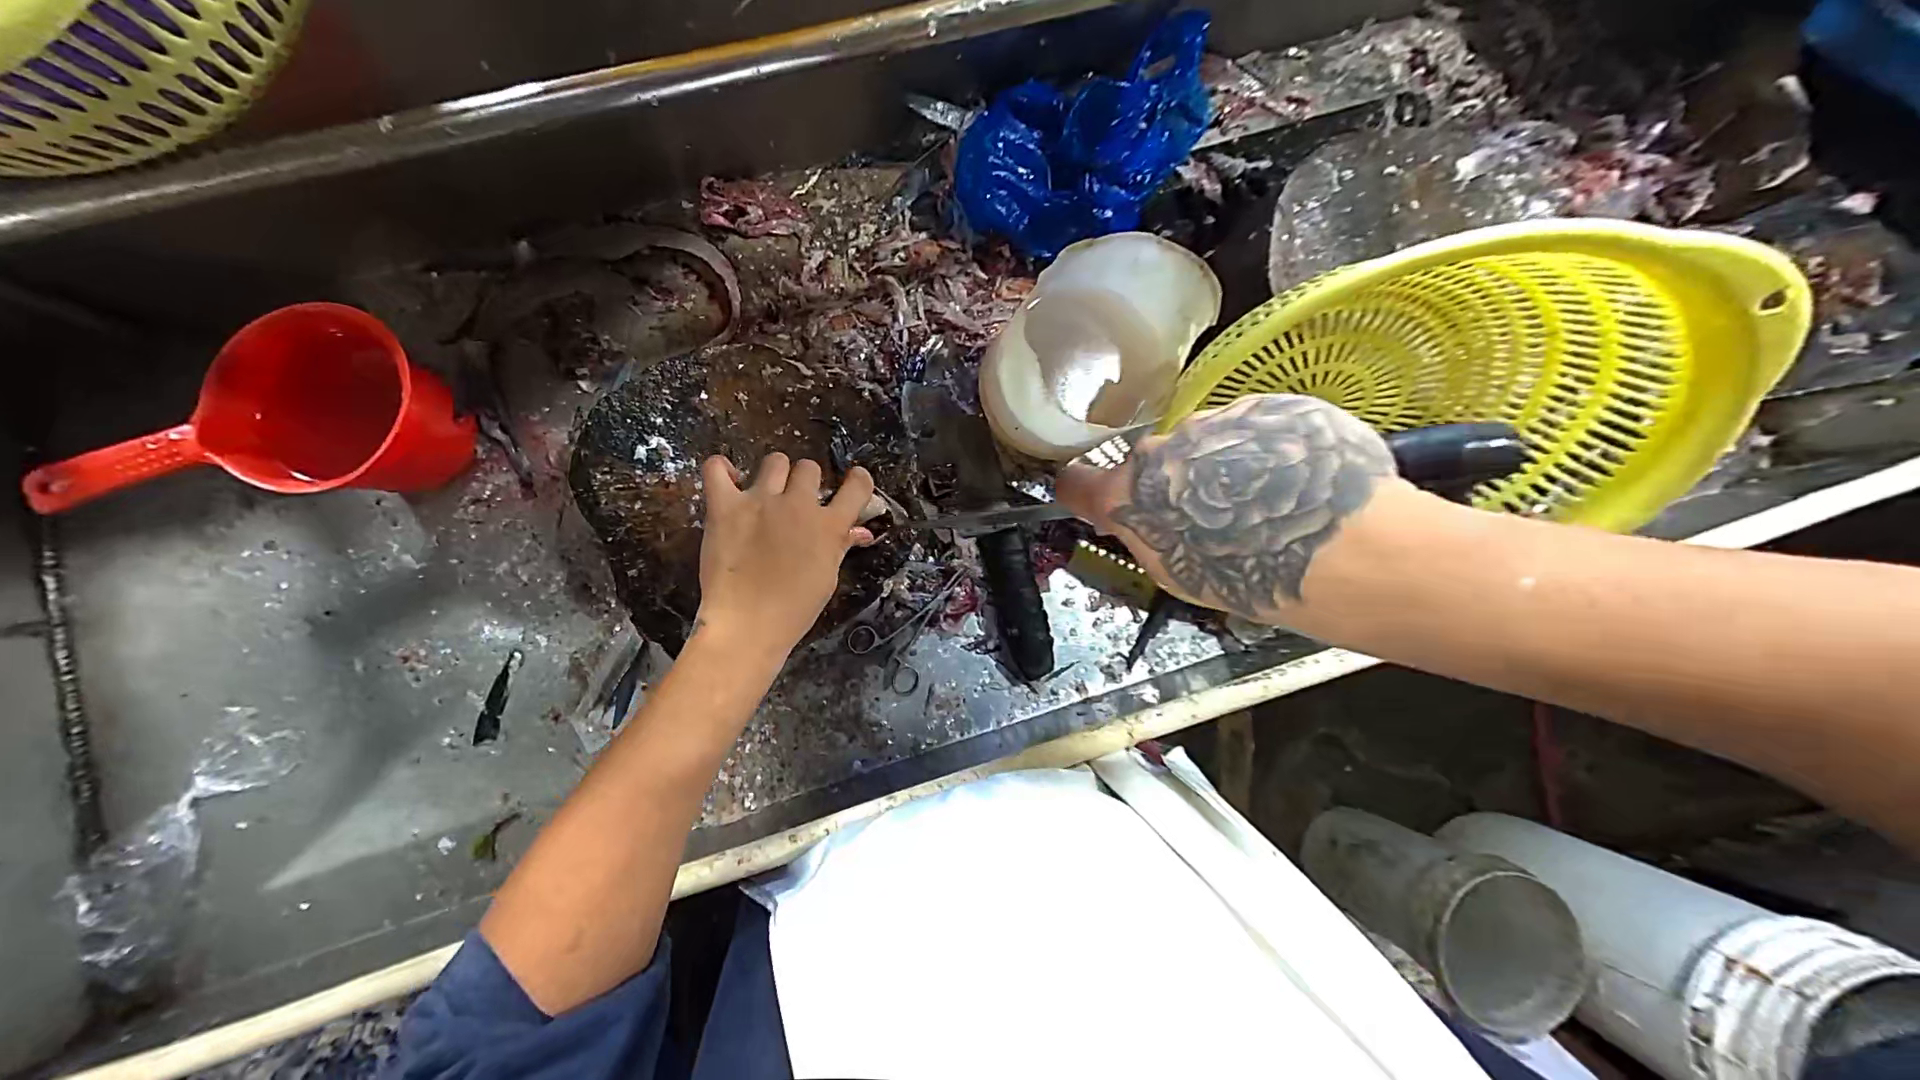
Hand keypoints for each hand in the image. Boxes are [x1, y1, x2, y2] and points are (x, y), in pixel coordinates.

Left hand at [695, 452, 875, 658]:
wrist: (748, 624)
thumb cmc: (794, 609)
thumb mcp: (827, 578)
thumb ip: (841, 546)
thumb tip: (860, 531)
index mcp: (829, 526)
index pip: (857, 487)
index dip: (858, 481)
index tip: (852, 482)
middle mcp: (798, 505)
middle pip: (809, 469)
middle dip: (806, 481)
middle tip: (796, 503)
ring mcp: (760, 502)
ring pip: (775, 462)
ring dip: (775, 473)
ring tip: (767, 493)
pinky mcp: (725, 506)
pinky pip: (717, 469)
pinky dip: (722, 469)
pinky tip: (728, 480)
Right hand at [1057, 394, 1399, 623]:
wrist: (1342, 549)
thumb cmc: (1252, 578)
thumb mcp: (1176, 575)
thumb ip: (1142, 536)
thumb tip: (1132, 520)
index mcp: (1132, 493)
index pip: (1080, 482)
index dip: (1080, 491)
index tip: (1087, 496)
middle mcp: (1165, 447)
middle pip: (1152, 462)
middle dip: (1168, 482)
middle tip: (1210, 515)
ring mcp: (1218, 420)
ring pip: (1205, 440)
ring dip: (1220, 462)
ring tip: (1264, 499)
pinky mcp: (1271, 405)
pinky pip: (1253, 427)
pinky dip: (1264, 448)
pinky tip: (1294, 480)